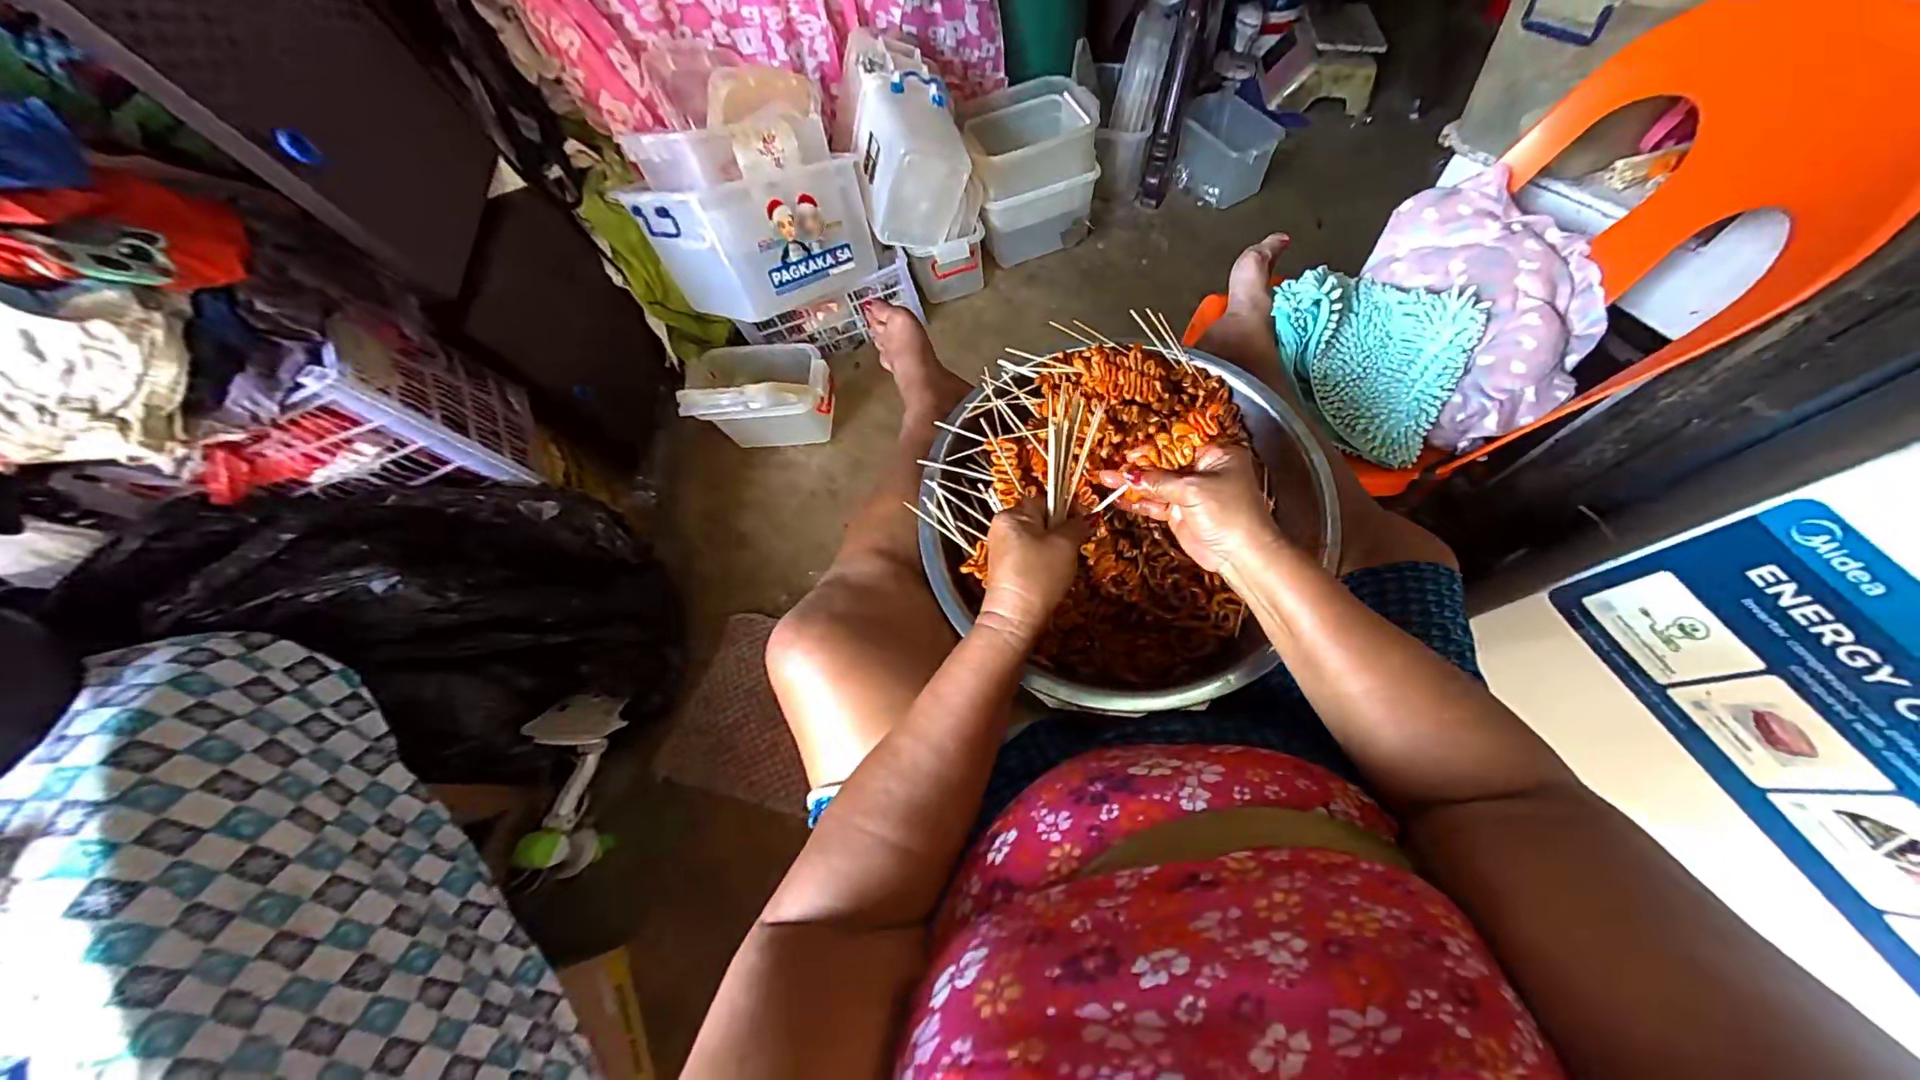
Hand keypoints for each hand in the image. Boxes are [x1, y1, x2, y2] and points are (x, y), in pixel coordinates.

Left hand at [977, 498, 1086, 638]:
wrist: (1015, 617)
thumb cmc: (1039, 575)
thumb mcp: (1064, 545)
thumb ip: (1077, 525)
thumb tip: (1086, 517)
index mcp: (1011, 515)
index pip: (1044, 499)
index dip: (1067, 507)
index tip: (1083, 522)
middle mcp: (1001, 527)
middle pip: (1040, 519)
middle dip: (1060, 530)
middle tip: (1075, 546)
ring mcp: (1001, 548)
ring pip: (1036, 538)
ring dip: (1054, 547)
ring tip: (1064, 564)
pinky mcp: (1005, 568)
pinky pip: (1029, 555)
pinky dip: (1043, 561)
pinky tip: (1052, 575)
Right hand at [1096, 444, 1284, 573]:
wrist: (1241, 554)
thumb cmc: (1228, 513)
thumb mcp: (1193, 490)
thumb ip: (1158, 481)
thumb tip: (1128, 474)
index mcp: (1216, 455)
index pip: (1178, 444)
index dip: (1153, 448)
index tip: (1130, 452)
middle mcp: (1202, 471)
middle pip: (1164, 464)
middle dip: (1137, 467)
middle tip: (1113, 467)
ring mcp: (1190, 493)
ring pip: (1156, 485)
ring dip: (1132, 484)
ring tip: (1106, 479)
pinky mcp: (1179, 513)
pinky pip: (1155, 504)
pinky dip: (1138, 502)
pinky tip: (1119, 498)